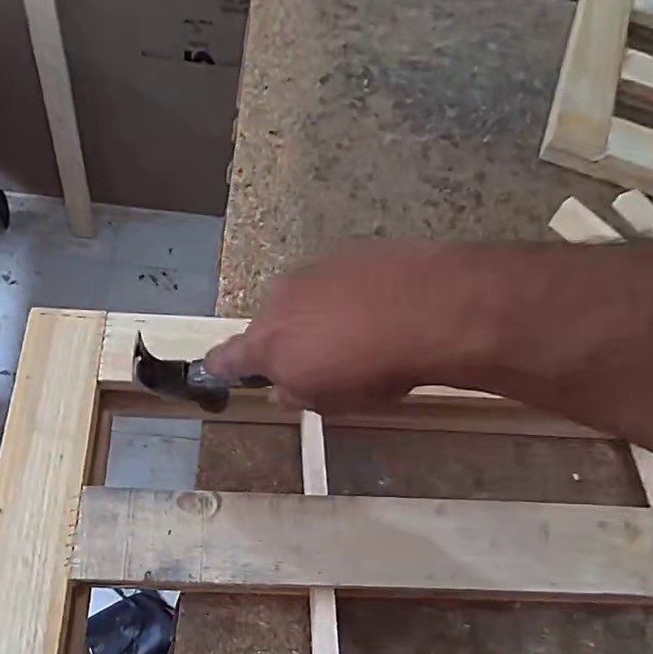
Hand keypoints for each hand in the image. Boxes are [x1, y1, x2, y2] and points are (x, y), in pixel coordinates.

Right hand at [202, 242, 508, 411]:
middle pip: (271, 325)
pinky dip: (347, 295)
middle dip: (289, 342)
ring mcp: (312, 271)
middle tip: (323, 360)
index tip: (227, 371)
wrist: (428, 310)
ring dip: (318, 315)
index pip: (227, 357)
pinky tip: (377, 308)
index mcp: (269, 344)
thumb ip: (299, 395)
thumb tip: (282, 389)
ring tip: (359, 333)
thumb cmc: (376, 369)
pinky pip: (335, 281)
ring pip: (303, 300)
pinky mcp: (345, 251)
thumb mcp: (335, 401)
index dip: (225, 367)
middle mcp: (280, 300)